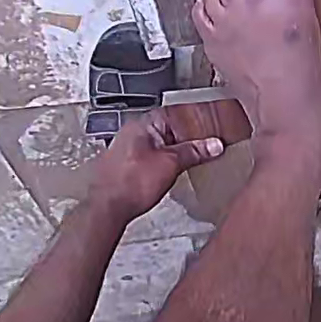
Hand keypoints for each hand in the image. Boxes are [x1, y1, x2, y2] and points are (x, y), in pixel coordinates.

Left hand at [84, 109, 224, 222]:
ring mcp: (128, 150)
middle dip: (188, 137)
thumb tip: (213, 144)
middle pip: (168, 129)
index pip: (175, 114)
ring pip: (160, 144)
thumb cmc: (130, 184)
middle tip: (208, 144)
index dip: (195, 120)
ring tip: (196, 157)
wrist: (107, 208)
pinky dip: (165, 161)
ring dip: (177, 150)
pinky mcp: (127, 166)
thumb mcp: (170, 164)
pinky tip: (174, 170)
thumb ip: (193, 152)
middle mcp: (133, 133)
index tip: (211, 128)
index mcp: (143, 124)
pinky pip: (152, 157)